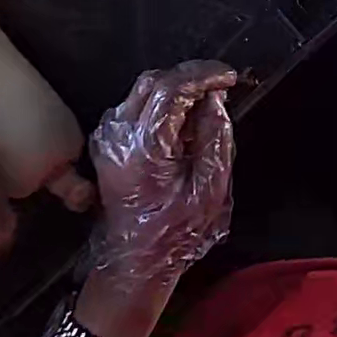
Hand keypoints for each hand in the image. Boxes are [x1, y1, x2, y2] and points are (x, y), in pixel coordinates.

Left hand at [88, 61, 236, 291]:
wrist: (135, 261)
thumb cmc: (176, 231)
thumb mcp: (211, 187)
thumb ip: (216, 136)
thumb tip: (215, 98)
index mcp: (145, 147)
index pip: (173, 89)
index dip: (205, 74)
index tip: (229, 77)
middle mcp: (120, 136)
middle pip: (155, 81)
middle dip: (192, 75)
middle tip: (221, 83)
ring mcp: (109, 137)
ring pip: (143, 89)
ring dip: (177, 87)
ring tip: (205, 101)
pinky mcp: (107, 141)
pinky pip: (136, 104)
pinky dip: (163, 101)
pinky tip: (183, 118)